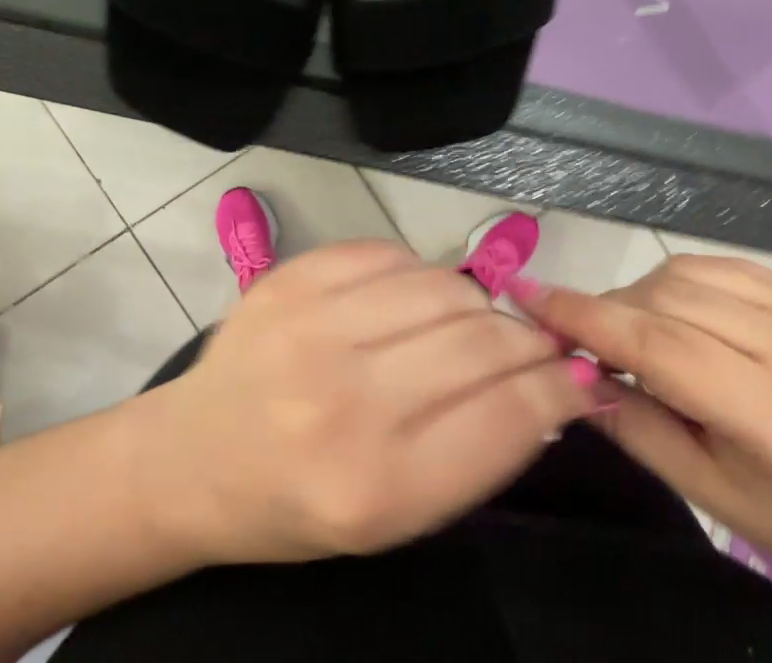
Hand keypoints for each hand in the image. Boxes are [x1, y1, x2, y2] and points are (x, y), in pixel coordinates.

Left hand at [131, 240, 601, 564]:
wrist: (193, 460)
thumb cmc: (298, 506)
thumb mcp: (395, 518)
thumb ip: (478, 455)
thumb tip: (557, 385)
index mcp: (377, 487)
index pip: (510, 415)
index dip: (562, 387)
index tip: (579, 374)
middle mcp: (345, 403)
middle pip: (483, 342)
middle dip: (529, 341)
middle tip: (534, 345)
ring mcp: (310, 330)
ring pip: (445, 287)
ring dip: (478, 305)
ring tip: (472, 324)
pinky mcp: (288, 281)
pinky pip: (390, 254)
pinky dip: (422, 274)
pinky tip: (415, 300)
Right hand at [520, 256, 771, 604]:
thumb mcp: (703, 490)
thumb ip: (631, 422)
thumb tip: (569, 366)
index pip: (660, 345)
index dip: (586, 315)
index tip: (528, 296)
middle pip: (671, 299)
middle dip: (610, 310)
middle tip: (583, 341)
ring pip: (692, 273)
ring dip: (643, 294)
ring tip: (632, 333)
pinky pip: (726, 268)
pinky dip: (682, 284)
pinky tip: (676, 316)